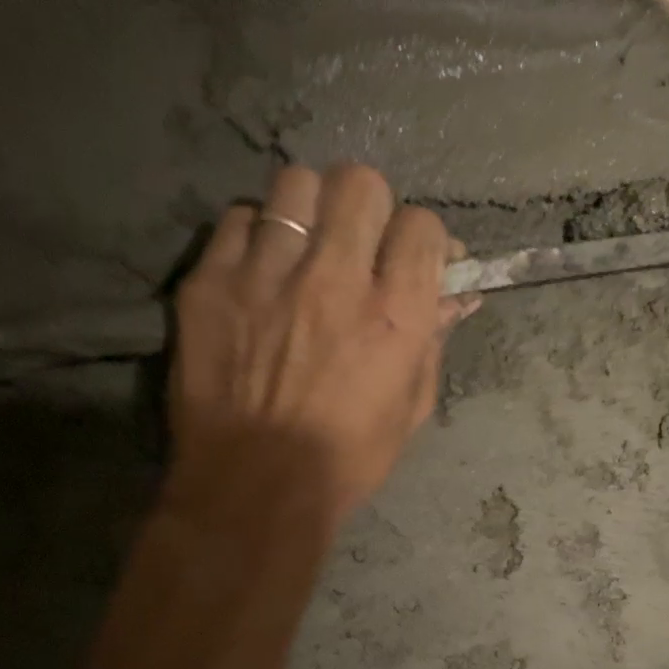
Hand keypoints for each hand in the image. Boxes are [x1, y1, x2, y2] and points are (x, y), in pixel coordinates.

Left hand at [169, 163, 478, 521]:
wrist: (257, 483)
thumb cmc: (353, 454)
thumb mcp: (413, 403)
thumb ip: (433, 338)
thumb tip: (457, 298)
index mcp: (397, 314)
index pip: (421, 225)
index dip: (426, 237)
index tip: (420, 259)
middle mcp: (335, 278)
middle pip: (359, 184)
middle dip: (372, 207)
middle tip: (364, 239)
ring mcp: (266, 272)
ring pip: (294, 186)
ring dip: (313, 208)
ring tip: (309, 242)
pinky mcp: (210, 280)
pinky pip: (237, 219)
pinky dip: (258, 234)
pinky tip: (263, 267)